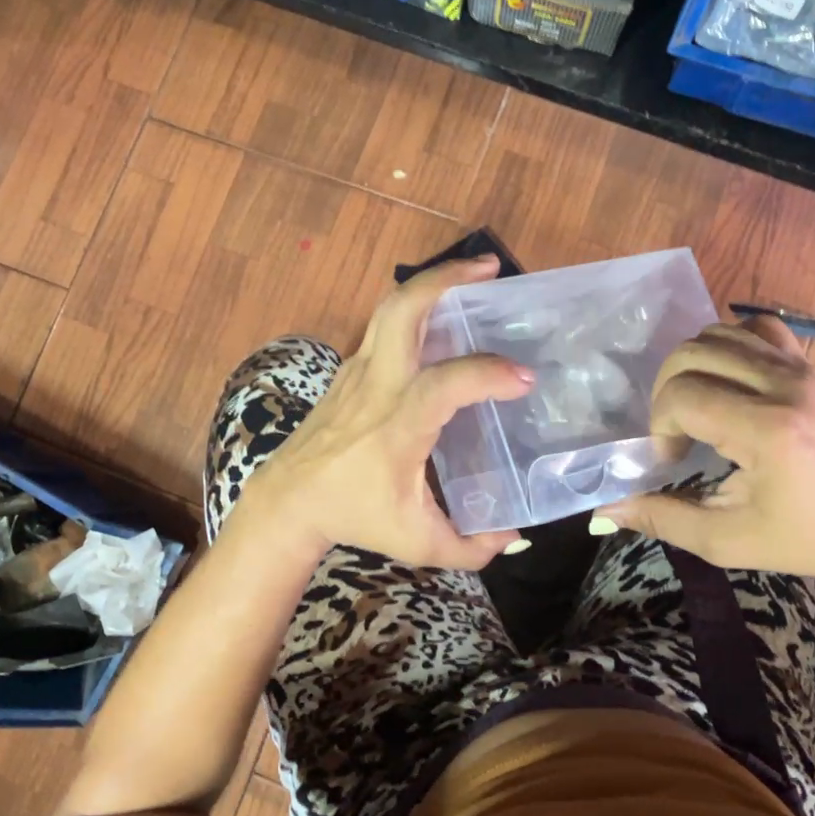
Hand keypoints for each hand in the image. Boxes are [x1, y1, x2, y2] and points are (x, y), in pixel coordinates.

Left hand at [234, 256, 535, 568]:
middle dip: (447, 279)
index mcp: (397, 425)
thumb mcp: (417, 542)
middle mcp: (377, 384)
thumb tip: (515, 536)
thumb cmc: (355, 515)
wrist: (290, 498)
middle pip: (403, 310)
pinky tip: (445, 318)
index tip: (524, 379)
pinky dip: (418, 309)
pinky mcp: (351, 368)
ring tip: (475, 275)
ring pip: (390, 308)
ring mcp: (359, 369)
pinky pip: (385, 325)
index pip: (445, 383)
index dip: (487, 374)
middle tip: (492, 269)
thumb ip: (471, 546)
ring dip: (432, 283)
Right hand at [594, 316, 814, 589]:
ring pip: (718, 334)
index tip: (673, 458)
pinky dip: (727, 344)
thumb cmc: (807, 539)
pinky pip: (755, 329)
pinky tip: (724, 379)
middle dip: (666, 392)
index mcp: (768, 431)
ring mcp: (799, 370)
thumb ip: (664, 519)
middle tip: (677, 432)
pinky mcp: (807, 365)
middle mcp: (784, 387)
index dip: (661, 425)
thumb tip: (606, 508)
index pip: (682, 396)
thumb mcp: (728, 541)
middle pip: (692, 353)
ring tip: (696, 407)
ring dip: (690, 368)